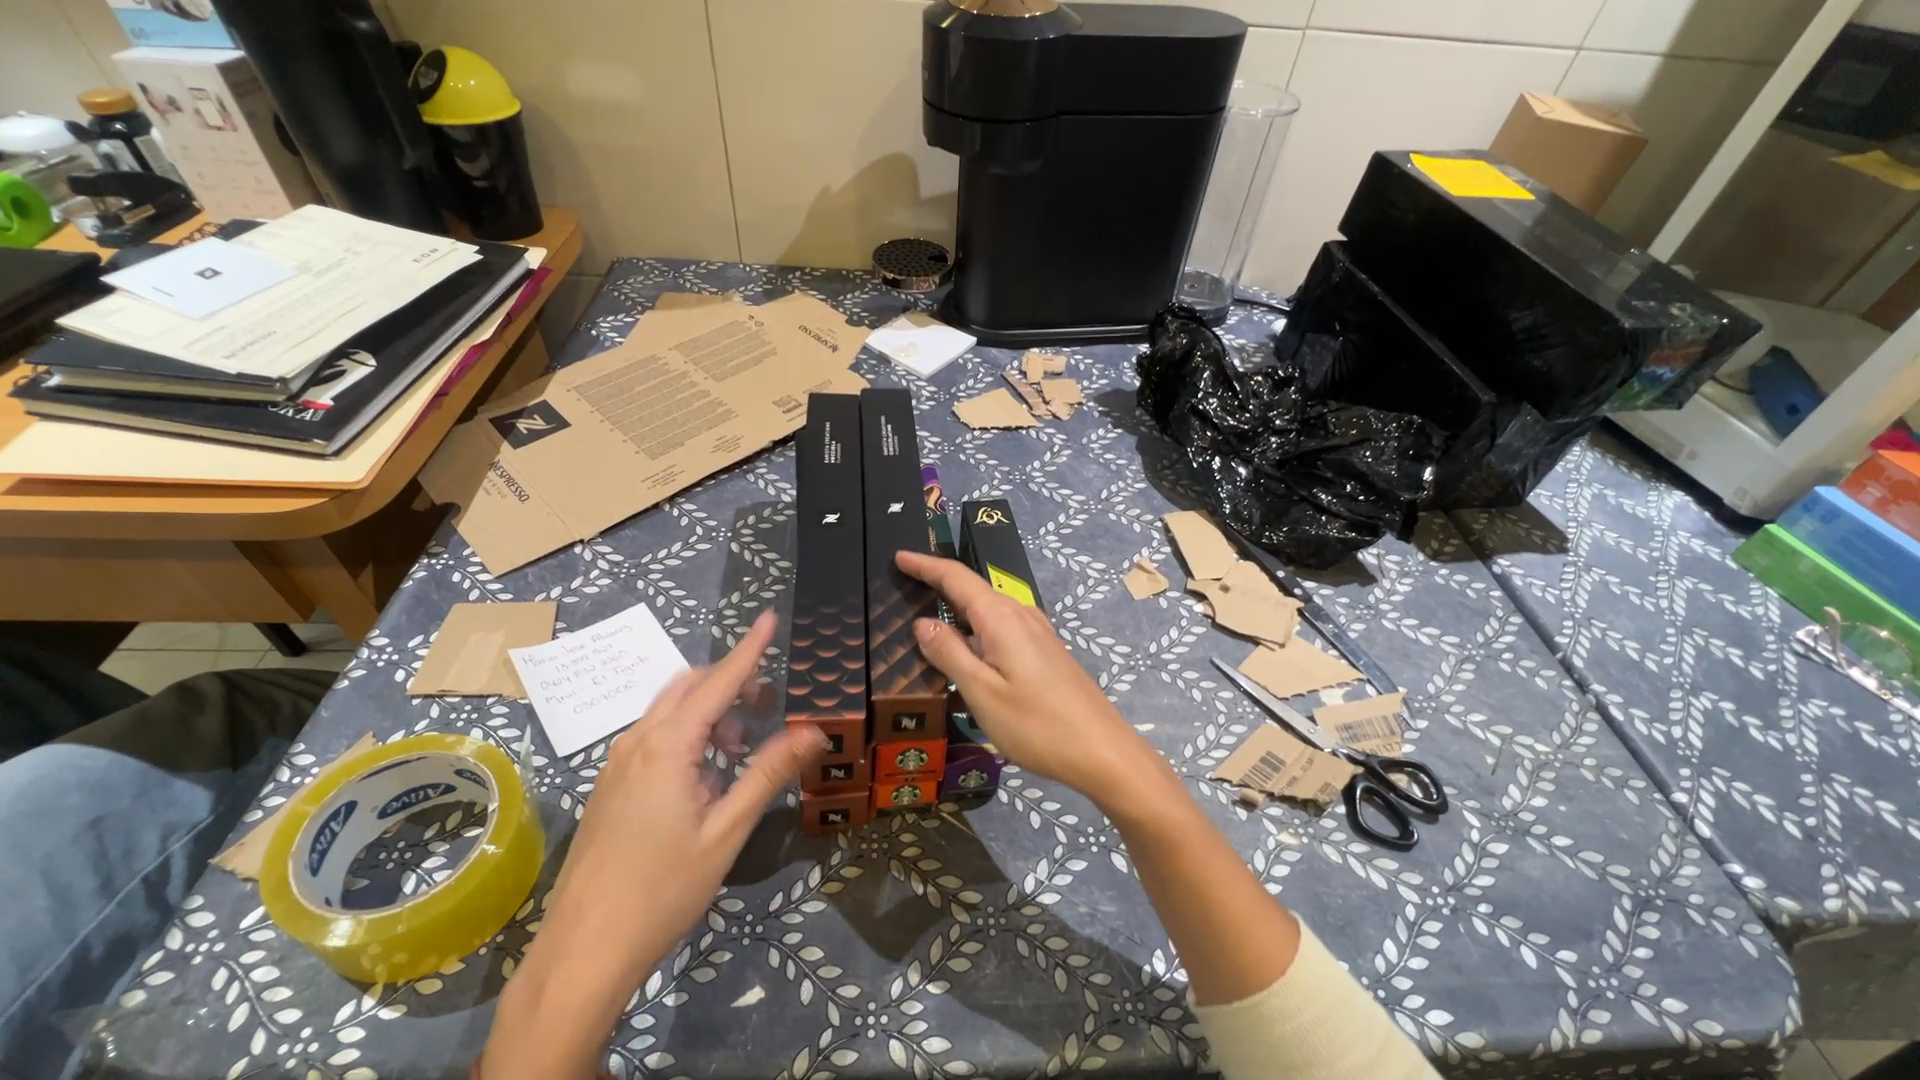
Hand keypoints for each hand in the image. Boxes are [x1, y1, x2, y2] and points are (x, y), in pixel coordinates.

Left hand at [541, 611, 826, 974]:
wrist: (585, 947)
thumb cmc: (663, 889)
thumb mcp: (726, 831)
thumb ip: (767, 775)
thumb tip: (812, 731)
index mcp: (666, 747)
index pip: (717, 682)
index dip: (748, 649)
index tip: (769, 616)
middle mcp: (637, 743)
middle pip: (688, 689)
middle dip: (730, 683)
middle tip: (768, 706)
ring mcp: (616, 765)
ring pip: (668, 713)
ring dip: (708, 714)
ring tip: (741, 750)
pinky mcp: (609, 787)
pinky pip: (653, 738)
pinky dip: (686, 736)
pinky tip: (705, 778)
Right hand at [896, 550, 1168, 808]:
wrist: (1103, 752)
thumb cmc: (1037, 725)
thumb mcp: (982, 693)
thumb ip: (949, 654)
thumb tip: (922, 622)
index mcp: (1001, 618)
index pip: (956, 578)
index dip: (925, 566)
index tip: (897, 557)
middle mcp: (1021, 616)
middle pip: (972, 591)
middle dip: (938, 586)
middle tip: (901, 589)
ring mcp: (1037, 635)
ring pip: (987, 613)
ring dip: (956, 612)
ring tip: (923, 622)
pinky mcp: (1045, 654)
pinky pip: (1001, 631)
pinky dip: (975, 633)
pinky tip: (964, 654)